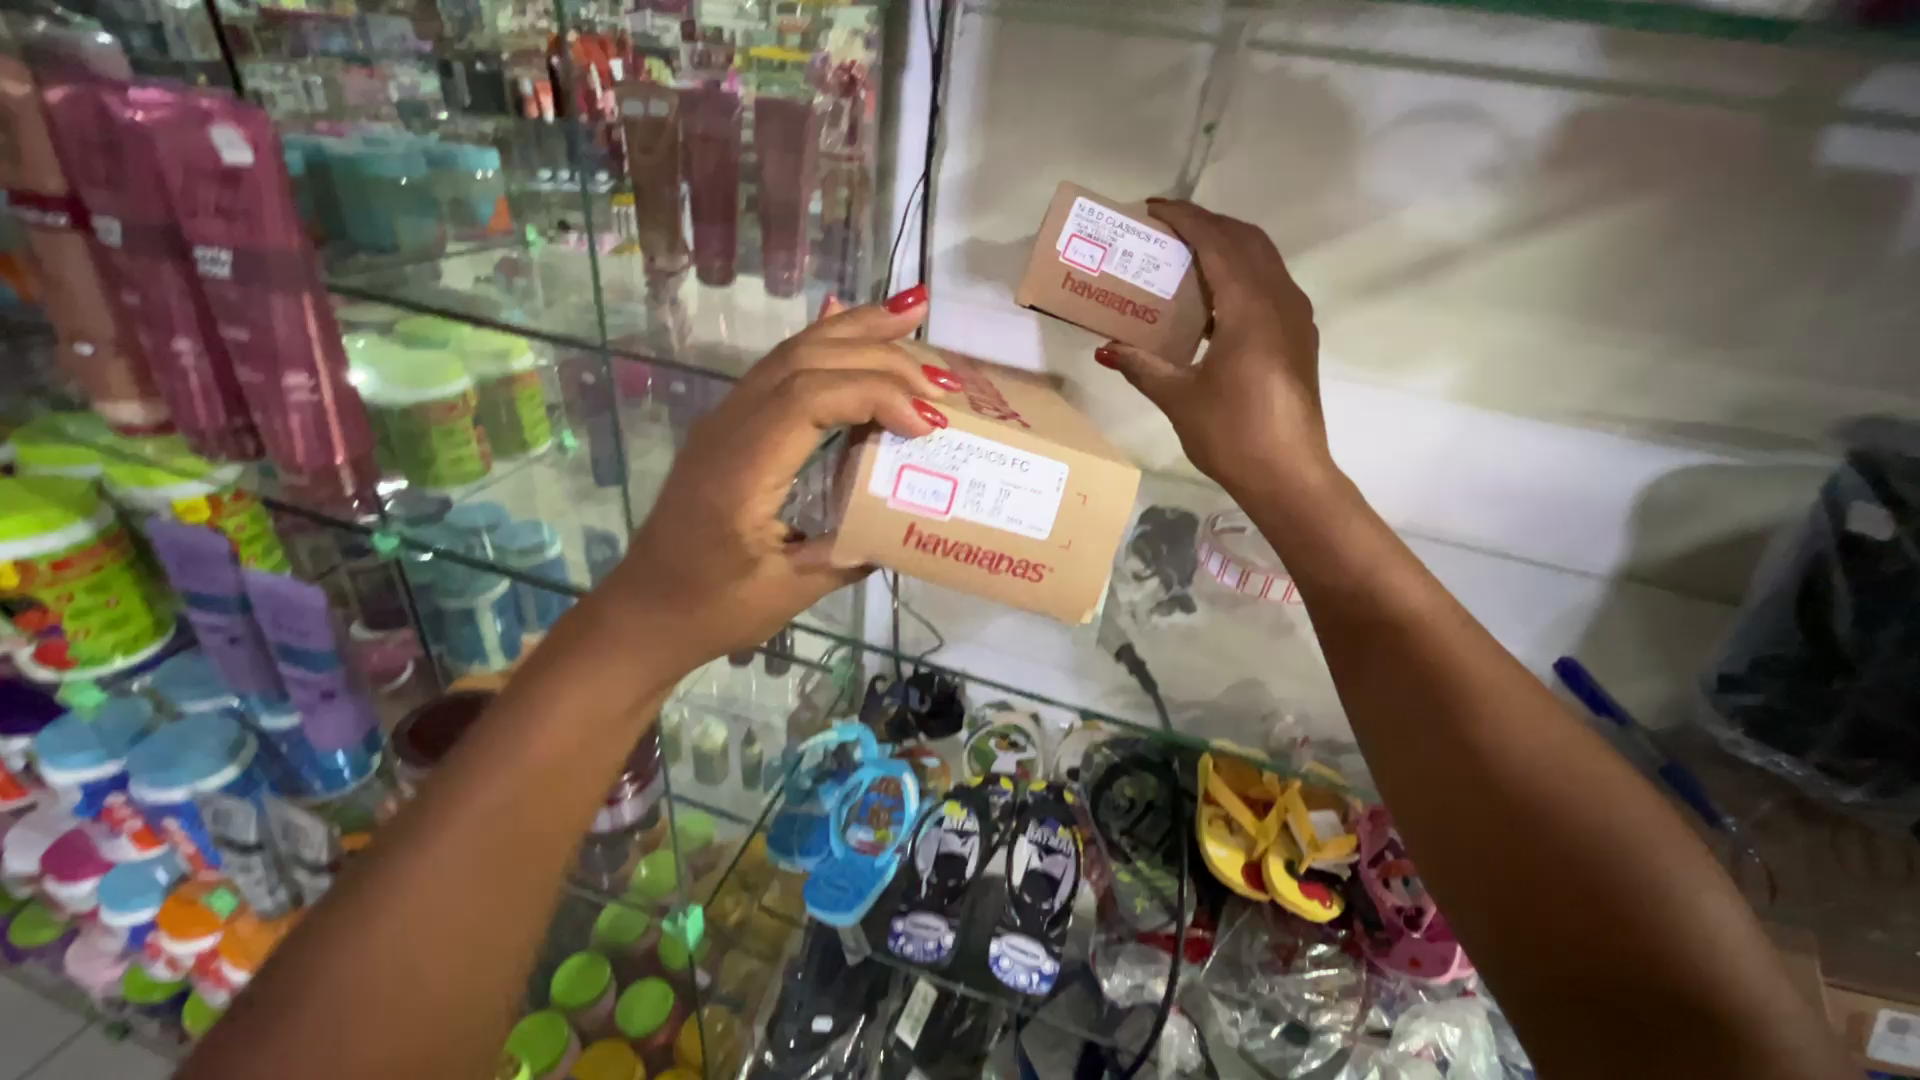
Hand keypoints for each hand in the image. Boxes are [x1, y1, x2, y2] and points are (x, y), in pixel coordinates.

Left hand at [607, 287, 956, 671]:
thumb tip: (909, 522)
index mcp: (742, 470)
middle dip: (879, 355)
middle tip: (942, 376)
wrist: (646, 609)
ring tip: (912, 312)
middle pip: (806, 362)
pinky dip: (823, 341)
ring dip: (854, 331)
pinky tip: (847, 316)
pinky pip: (778, 367)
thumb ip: (850, 553)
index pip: (810, 400)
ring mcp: (725, 419)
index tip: (927, 426)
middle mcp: (729, 427)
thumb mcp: (789, 593)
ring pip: (792, 352)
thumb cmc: (713, 608)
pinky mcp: (730, 423)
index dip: (875, 396)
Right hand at [1092, 200, 1330, 497]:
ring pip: (1263, 261)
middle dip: (1206, 226)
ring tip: (1185, 259)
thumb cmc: (1231, 434)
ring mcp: (1296, 318)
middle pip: (1245, 240)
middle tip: (1166, 231)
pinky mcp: (1299, 338)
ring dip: (1227, 249)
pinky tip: (1213, 303)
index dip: (1185, 218)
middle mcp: (1280, 300)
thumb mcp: (1178, 397)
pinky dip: (1241, 276)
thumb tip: (1107, 349)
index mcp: (1250, 306)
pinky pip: (1270, 286)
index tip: (1152, 208)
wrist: (1288, 474)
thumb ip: (1143, 365)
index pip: (1216, 242)